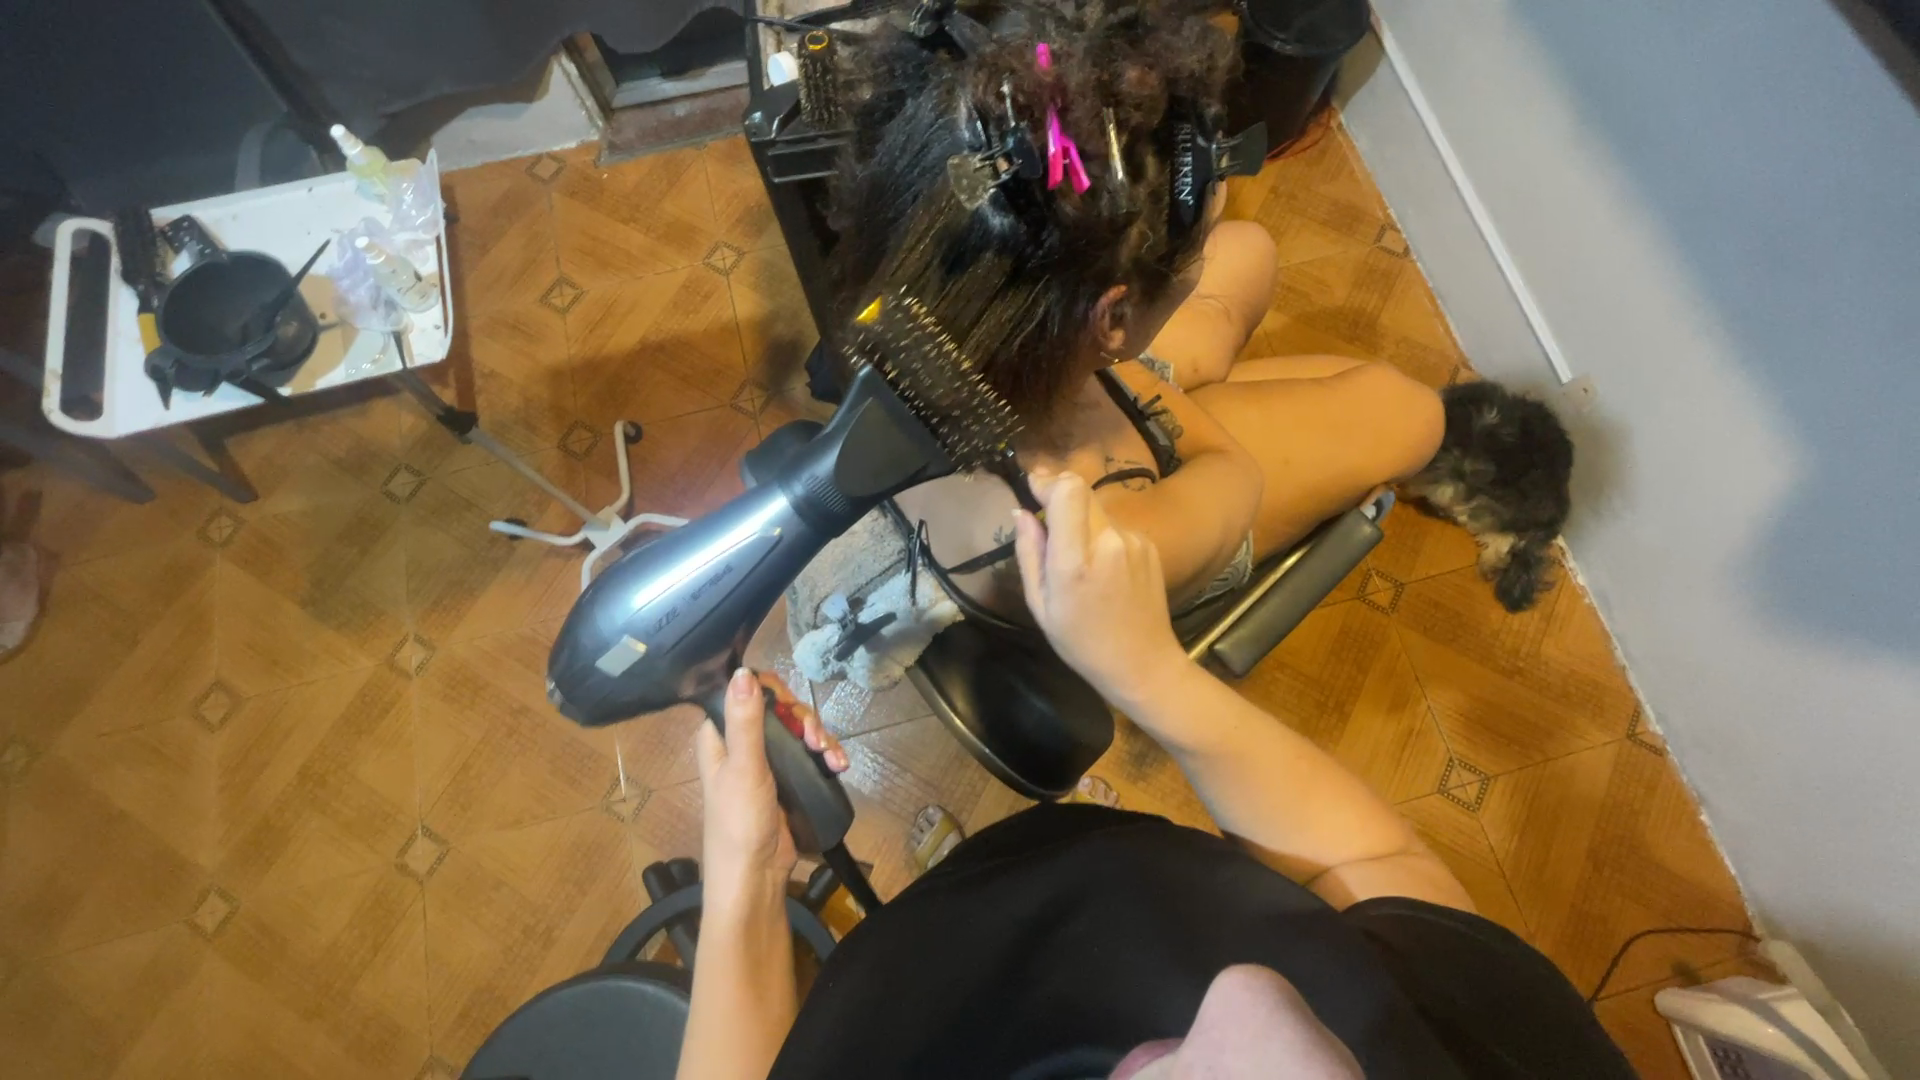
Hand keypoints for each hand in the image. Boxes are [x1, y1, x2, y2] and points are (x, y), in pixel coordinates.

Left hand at [695, 668, 847, 907]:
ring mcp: (767, 760)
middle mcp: (742, 742)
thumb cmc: (739, 822)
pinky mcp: (788, 777)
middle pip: (779, 707)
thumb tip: (743, 670)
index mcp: (720, 735)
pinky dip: (826, 755)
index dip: (771, 691)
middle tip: (814, 739)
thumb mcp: (743, 767)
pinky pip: (810, 752)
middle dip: (803, 719)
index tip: (789, 705)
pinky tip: (839, 766)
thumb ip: (745, 720)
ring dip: (820, 737)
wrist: (756, 877)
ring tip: (831, 758)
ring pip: (798, 728)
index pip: (745, 692)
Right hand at [1012, 470, 1187, 706]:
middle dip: (1058, 495)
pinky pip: (1113, 527)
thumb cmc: (1082, 642)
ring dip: (1079, 519)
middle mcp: (1108, 542)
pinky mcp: (1148, 545)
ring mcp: (1133, 542)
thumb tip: (1021, 513)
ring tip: (1073, 556)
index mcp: (1076, 561)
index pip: (1067, 491)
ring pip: (1096, 509)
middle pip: (1081, 491)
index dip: (1046, 482)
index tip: (1032, 486)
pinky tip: (1099, 568)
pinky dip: (1099, 536)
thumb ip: (1029, 554)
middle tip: (1043, 513)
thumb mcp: (1040, 606)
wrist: (1143, 663)